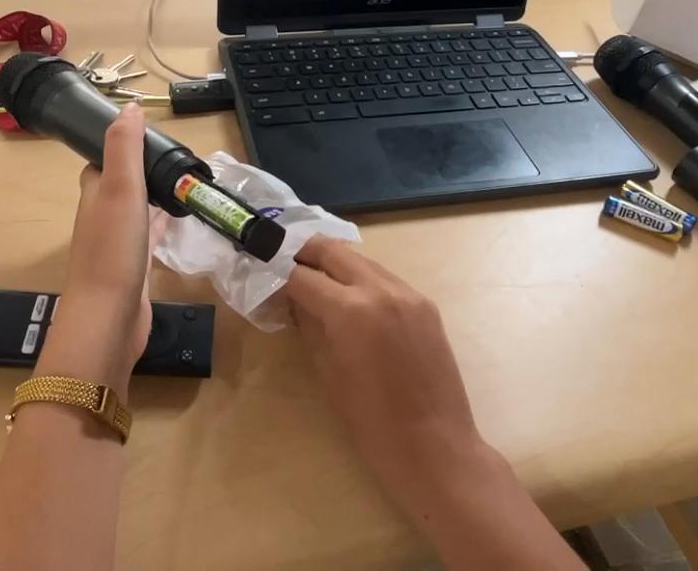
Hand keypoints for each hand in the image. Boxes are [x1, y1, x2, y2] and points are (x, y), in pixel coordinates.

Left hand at [37, 103, 154, 395]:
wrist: (109, 319)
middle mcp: (102, 216)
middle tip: (173, 155)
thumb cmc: (113, 249)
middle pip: (120, 183)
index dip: (119, 144)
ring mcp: (118, 243)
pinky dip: (163, 222)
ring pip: (137, 209)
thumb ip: (125, 147)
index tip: (147, 131)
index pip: (101, 161)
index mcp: (94, 194)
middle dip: (142, 168)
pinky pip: (150, 235)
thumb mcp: (121, 188)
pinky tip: (181, 218)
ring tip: (185, 180)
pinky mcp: (135, 267)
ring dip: (155, 194)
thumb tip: (130, 106)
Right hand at [284, 239, 581, 569]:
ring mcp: (407, 293)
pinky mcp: (425, 304)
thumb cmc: (372, 423)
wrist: (435, 447)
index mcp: (350, 310)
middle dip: (303, 253)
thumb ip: (309, 326)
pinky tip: (352, 302)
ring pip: (361, 260)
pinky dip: (363, 281)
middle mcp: (380, 289)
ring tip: (315, 282)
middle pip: (332, 250)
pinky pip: (385, 279)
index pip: (301, 275)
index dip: (276, 274)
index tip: (262, 275)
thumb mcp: (328, 373)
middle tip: (283, 264)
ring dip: (335, 264)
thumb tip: (292, 300)